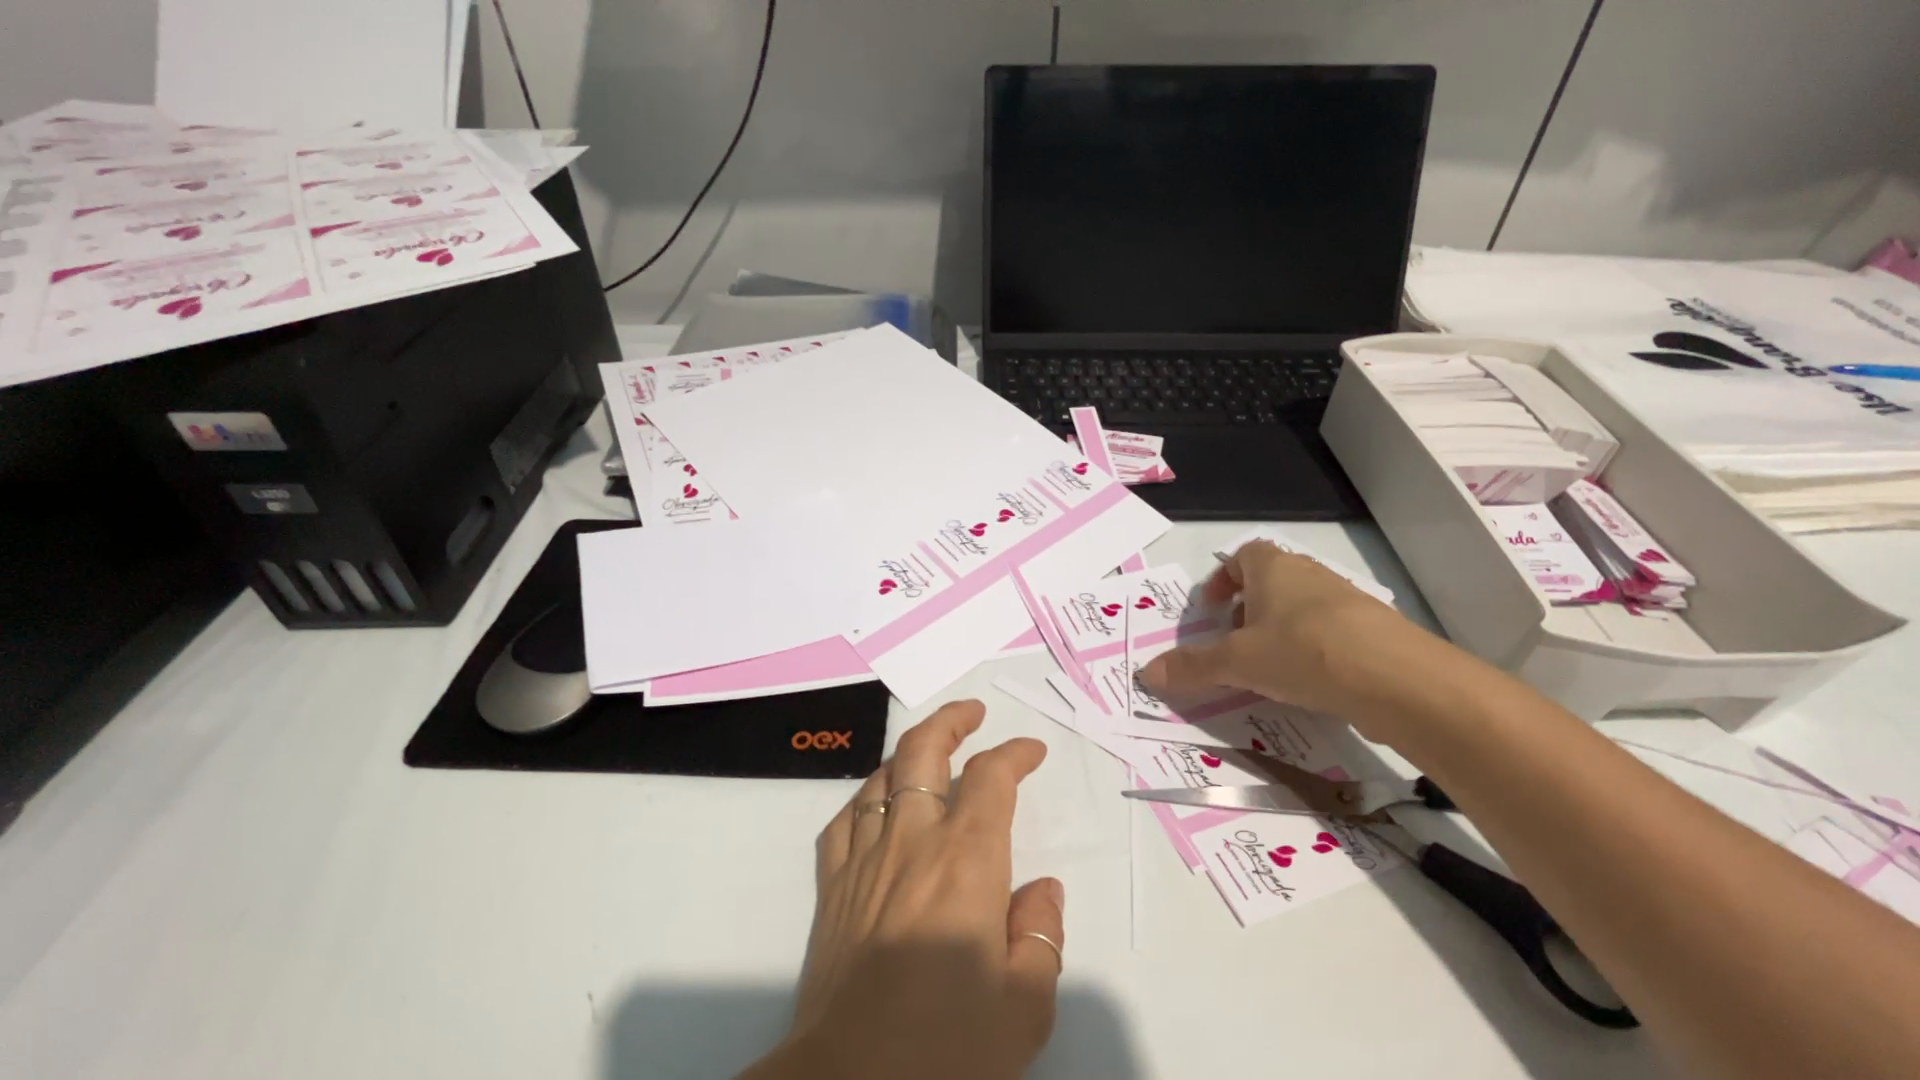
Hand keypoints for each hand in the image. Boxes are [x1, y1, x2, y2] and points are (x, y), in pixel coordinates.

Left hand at [743, 701, 1065, 1079]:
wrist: (852, 1079)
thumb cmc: (948, 1045)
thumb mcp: (1026, 1004)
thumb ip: (1042, 935)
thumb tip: (1042, 890)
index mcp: (968, 862)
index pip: (991, 779)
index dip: (1014, 754)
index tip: (1031, 751)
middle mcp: (913, 843)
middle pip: (924, 752)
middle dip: (952, 721)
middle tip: (974, 713)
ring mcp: (865, 861)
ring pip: (882, 778)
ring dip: (910, 753)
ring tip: (932, 752)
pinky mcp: (832, 888)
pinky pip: (844, 821)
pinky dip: (865, 797)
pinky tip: (876, 804)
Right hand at [1139, 540, 1409, 717]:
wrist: (1395, 677)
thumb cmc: (1302, 652)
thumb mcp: (1237, 663)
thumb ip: (1193, 667)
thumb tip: (1148, 672)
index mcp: (1273, 568)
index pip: (1244, 555)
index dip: (1223, 578)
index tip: (1212, 610)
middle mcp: (1310, 575)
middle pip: (1272, 581)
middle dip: (1248, 610)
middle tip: (1233, 644)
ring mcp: (1346, 601)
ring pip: (1301, 609)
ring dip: (1280, 632)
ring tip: (1266, 670)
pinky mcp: (1371, 632)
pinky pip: (1329, 634)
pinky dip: (1312, 652)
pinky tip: (1307, 685)